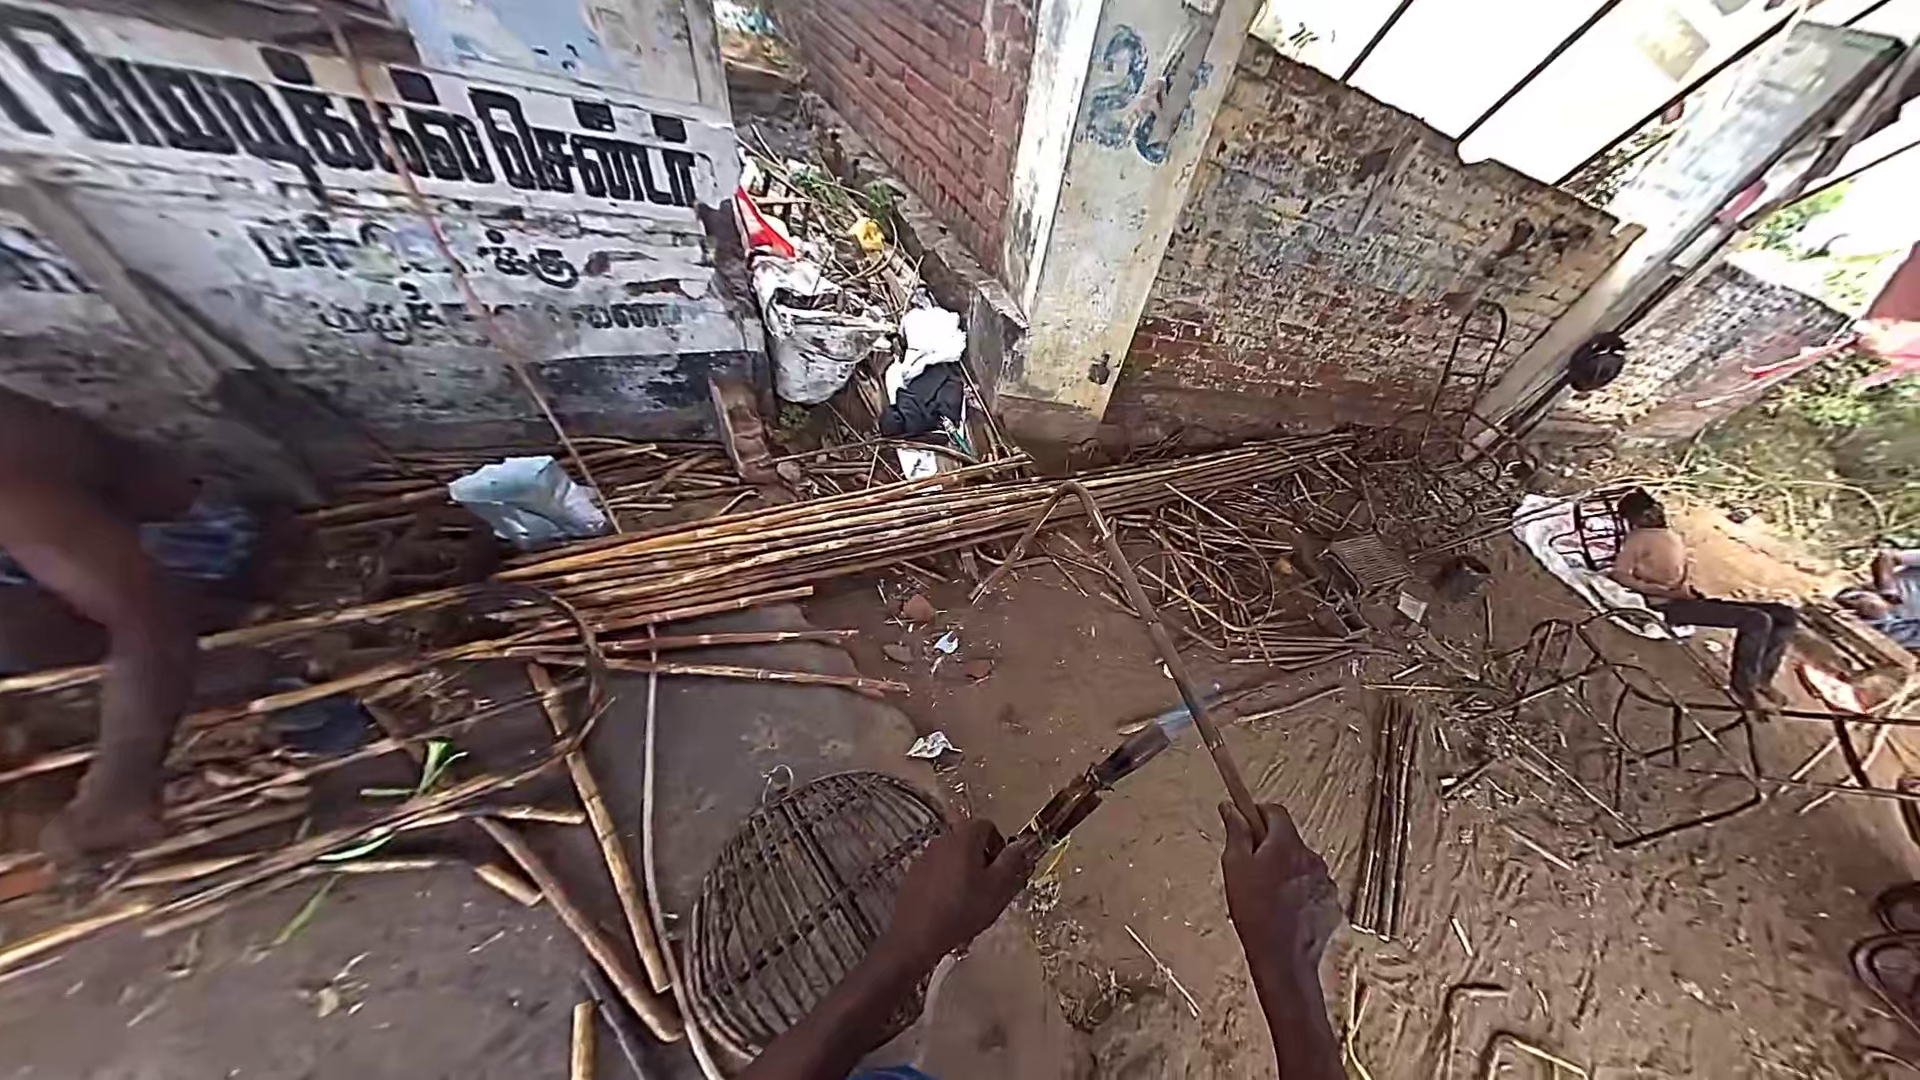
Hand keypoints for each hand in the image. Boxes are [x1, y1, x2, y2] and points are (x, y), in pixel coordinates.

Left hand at [882, 817, 1038, 967]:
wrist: (917, 934)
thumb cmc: (963, 908)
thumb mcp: (997, 888)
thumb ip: (1011, 862)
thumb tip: (1022, 844)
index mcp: (965, 836)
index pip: (988, 826)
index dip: (999, 845)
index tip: (1002, 870)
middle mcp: (943, 838)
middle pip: (969, 840)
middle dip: (982, 859)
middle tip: (988, 886)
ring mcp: (925, 854)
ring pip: (953, 856)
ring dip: (964, 870)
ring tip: (969, 899)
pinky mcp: (914, 872)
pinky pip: (937, 870)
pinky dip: (946, 881)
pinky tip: (948, 906)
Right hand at [1218, 801, 1339, 967]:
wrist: (1283, 960)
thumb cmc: (1255, 911)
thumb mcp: (1234, 865)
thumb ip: (1235, 831)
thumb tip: (1230, 807)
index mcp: (1286, 845)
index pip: (1275, 811)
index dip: (1258, 814)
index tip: (1245, 825)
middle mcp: (1311, 858)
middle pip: (1288, 837)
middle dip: (1270, 845)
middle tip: (1251, 865)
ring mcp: (1325, 883)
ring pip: (1300, 862)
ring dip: (1285, 868)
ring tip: (1266, 891)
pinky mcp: (1332, 904)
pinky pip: (1312, 885)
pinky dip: (1299, 889)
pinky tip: (1283, 907)